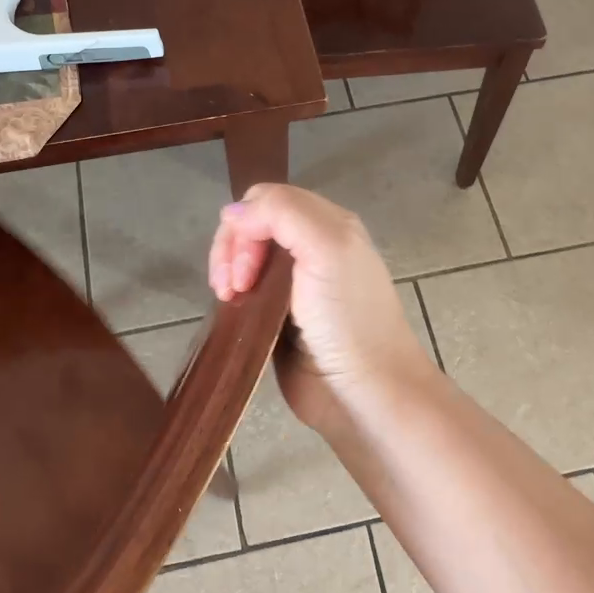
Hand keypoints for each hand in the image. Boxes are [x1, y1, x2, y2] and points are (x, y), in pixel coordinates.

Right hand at [209, 184, 438, 432]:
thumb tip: (233, 211)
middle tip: (233, 285)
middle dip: (234, 248)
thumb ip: (282, 213)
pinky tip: (234, 309)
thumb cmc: (348, 320)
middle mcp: (313, 249)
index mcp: (329, 225)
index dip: (247, 223)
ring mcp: (295, 286)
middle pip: (254, 227)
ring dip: (229, 271)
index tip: (242, 262)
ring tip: (230, 298)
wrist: (364, 393)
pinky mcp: (280, 319)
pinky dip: (235, 296)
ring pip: (247, 259)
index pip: (270, 200)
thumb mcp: (326, 248)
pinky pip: (248, 293)